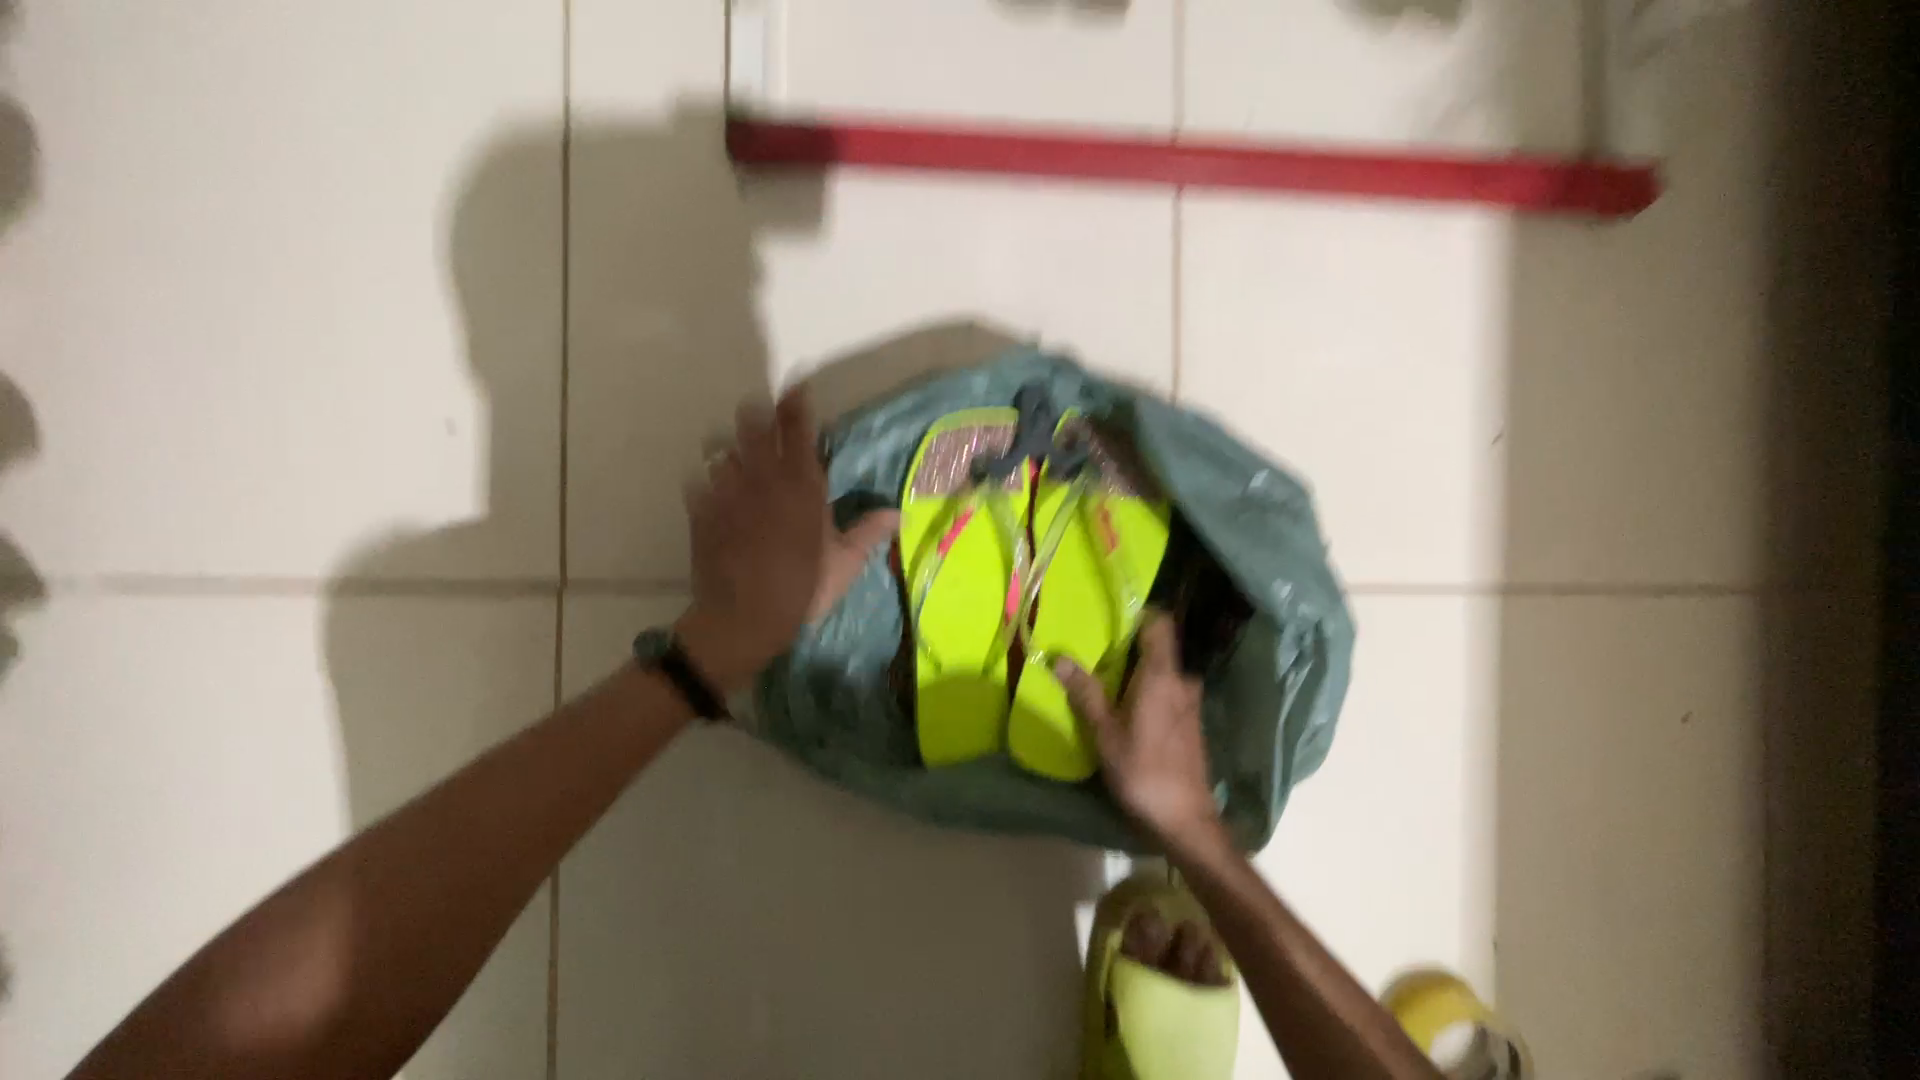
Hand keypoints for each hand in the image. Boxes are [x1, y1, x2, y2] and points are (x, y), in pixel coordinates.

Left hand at [675, 388, 897, 692]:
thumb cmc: (802, 590)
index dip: (797, 402)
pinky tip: (713, 493)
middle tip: (764, 417)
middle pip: (754, 425)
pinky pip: (700, 481)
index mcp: (802, 485)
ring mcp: (727, 492)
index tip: (797, 385)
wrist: (744, 618)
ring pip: (723, 449)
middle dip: (759, 416)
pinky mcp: (701, 510)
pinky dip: (707, 482)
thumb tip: (896, 513)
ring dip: (732, 449)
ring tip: (738, 458)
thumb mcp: (846, 564)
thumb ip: (869, 533)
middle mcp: (763, 478)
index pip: (798, 428)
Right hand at [1053, 613, 1225, 850]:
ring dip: (1140, 675)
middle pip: (1159, 650)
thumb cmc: (1142, 771)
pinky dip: (1151, 694)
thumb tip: (1059, 658)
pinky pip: (1170, 693)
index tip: (1113, 620)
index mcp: (1161, 676)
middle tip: (1099, 658)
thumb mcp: (1105, 733)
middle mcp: (1182, 681)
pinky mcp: (1192, 723)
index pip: (1161, 624)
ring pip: (1164, 674)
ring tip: (1110, 686)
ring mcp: (1191, 703)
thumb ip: (1085, 692)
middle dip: (1131, 650)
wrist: (1184, 819)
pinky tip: (1131, 714)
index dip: (1140, 615)